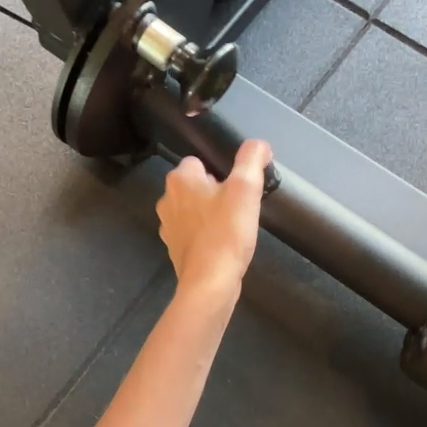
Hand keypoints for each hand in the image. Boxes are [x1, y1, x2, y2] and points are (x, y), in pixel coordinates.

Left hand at [156, 140, 272, 298]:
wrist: (210, 281)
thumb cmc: (227, 232)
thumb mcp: (246, 188)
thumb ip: (251, 158)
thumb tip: (259, 145)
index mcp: (180, 179)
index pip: (199, 161)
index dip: (221, 171)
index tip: (237, 187)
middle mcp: (167, 199)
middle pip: (196, 185)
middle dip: (216, 192)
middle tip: (238, 208)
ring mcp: (167, 225)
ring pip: (193, 209)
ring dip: (210, 213)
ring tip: (231, 227)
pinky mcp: (173, 247)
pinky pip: (192, 231)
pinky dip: (205, 234)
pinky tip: (221, 243)